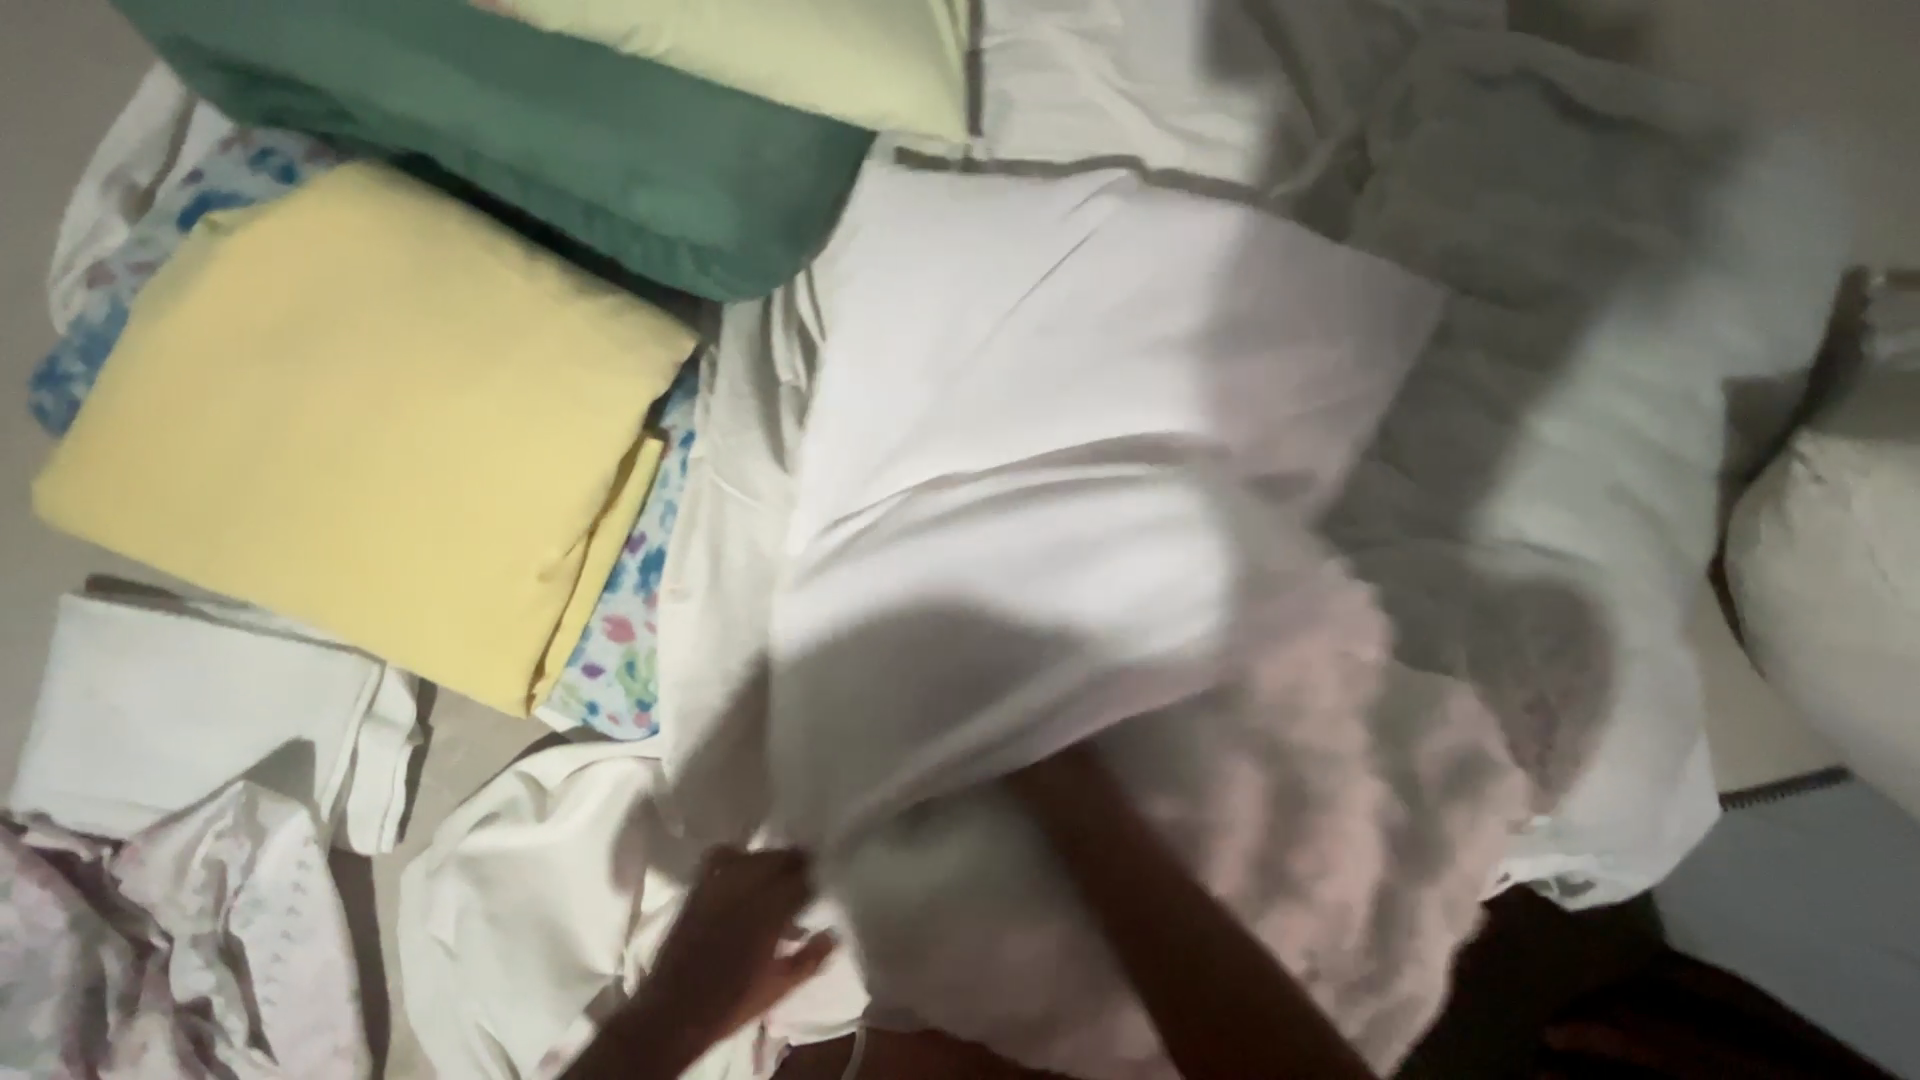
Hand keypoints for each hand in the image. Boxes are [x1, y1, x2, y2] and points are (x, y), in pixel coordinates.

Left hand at [636, 846, 839, 1052]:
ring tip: (777, 879)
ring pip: (757, 855)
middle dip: (797, 868)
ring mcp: (720, 883)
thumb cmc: (732, 1003)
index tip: (821, 891)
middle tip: (804, 884)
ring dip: (772, 862)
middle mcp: (748, 888)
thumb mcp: (779, 988)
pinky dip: (737, 857)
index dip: (816, 883)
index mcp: (772, 911)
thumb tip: (832, 933)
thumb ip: (810, 959)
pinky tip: (742, 871)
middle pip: (783, 859)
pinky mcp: (699, 886)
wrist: (674, 1013)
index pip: (804, 880)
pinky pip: (722, 854)